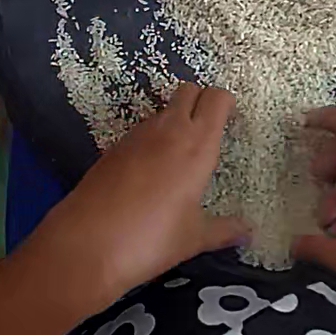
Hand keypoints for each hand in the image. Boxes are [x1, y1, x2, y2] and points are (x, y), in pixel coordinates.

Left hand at [24, 84, 247, 305]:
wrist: (86, 244)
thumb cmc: (151, 239)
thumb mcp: (193, 238)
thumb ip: (224, 230)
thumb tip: (249, 232)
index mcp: (197, 145)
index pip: (217, 98)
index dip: (226, 104)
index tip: (230, 123)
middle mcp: (168, 130)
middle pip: (189, 90)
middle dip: (201, 101)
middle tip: (207, 132)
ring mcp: (137, 134)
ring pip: (164, 110)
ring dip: (176, 121)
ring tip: (178, 159)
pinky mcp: (114, 145)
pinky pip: (142, 130)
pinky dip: (152, 139)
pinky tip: (149, 173)